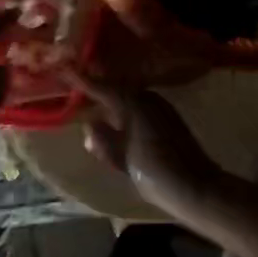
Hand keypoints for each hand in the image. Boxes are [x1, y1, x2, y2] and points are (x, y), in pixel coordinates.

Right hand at [71, 74, 228, 218]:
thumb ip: (104, 139)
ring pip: (131, 99)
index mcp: (134, 104)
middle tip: (75, 85)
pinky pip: (142, 109)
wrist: (195, 187)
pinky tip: (118, 121)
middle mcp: (149, 101)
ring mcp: (163, 111)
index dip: (81, 79)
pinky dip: (128, 112)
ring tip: (93, 101)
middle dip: (98, 88)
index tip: (62, 69)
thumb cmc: (155, 172)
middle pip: (118, 90)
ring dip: (114, 100)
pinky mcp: (172, 123)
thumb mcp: (122, 157)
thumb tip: (92, 123)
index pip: (102, 87)